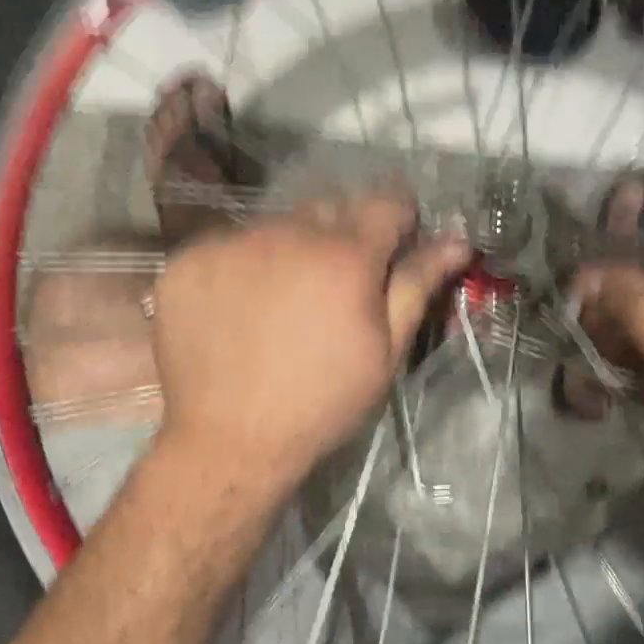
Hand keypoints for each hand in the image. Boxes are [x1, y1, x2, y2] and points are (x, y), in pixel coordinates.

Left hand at [149, 192, 472, 494]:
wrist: (229, 442)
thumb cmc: (320, 406)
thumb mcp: (382, 355)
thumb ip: (417, 287)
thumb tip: (457, 239)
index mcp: (345, 255)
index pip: (387, 201)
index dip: (398, 223)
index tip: (393, 251)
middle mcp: (285, 233)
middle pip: (327, 209)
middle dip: (341, 237)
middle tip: (333, 291)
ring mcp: (229, 244)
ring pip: (273, 227)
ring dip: (286, 251)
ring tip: (280, 308)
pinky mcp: (186, 263)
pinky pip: (226, 248)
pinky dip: (239, 270)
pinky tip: (239, 315)